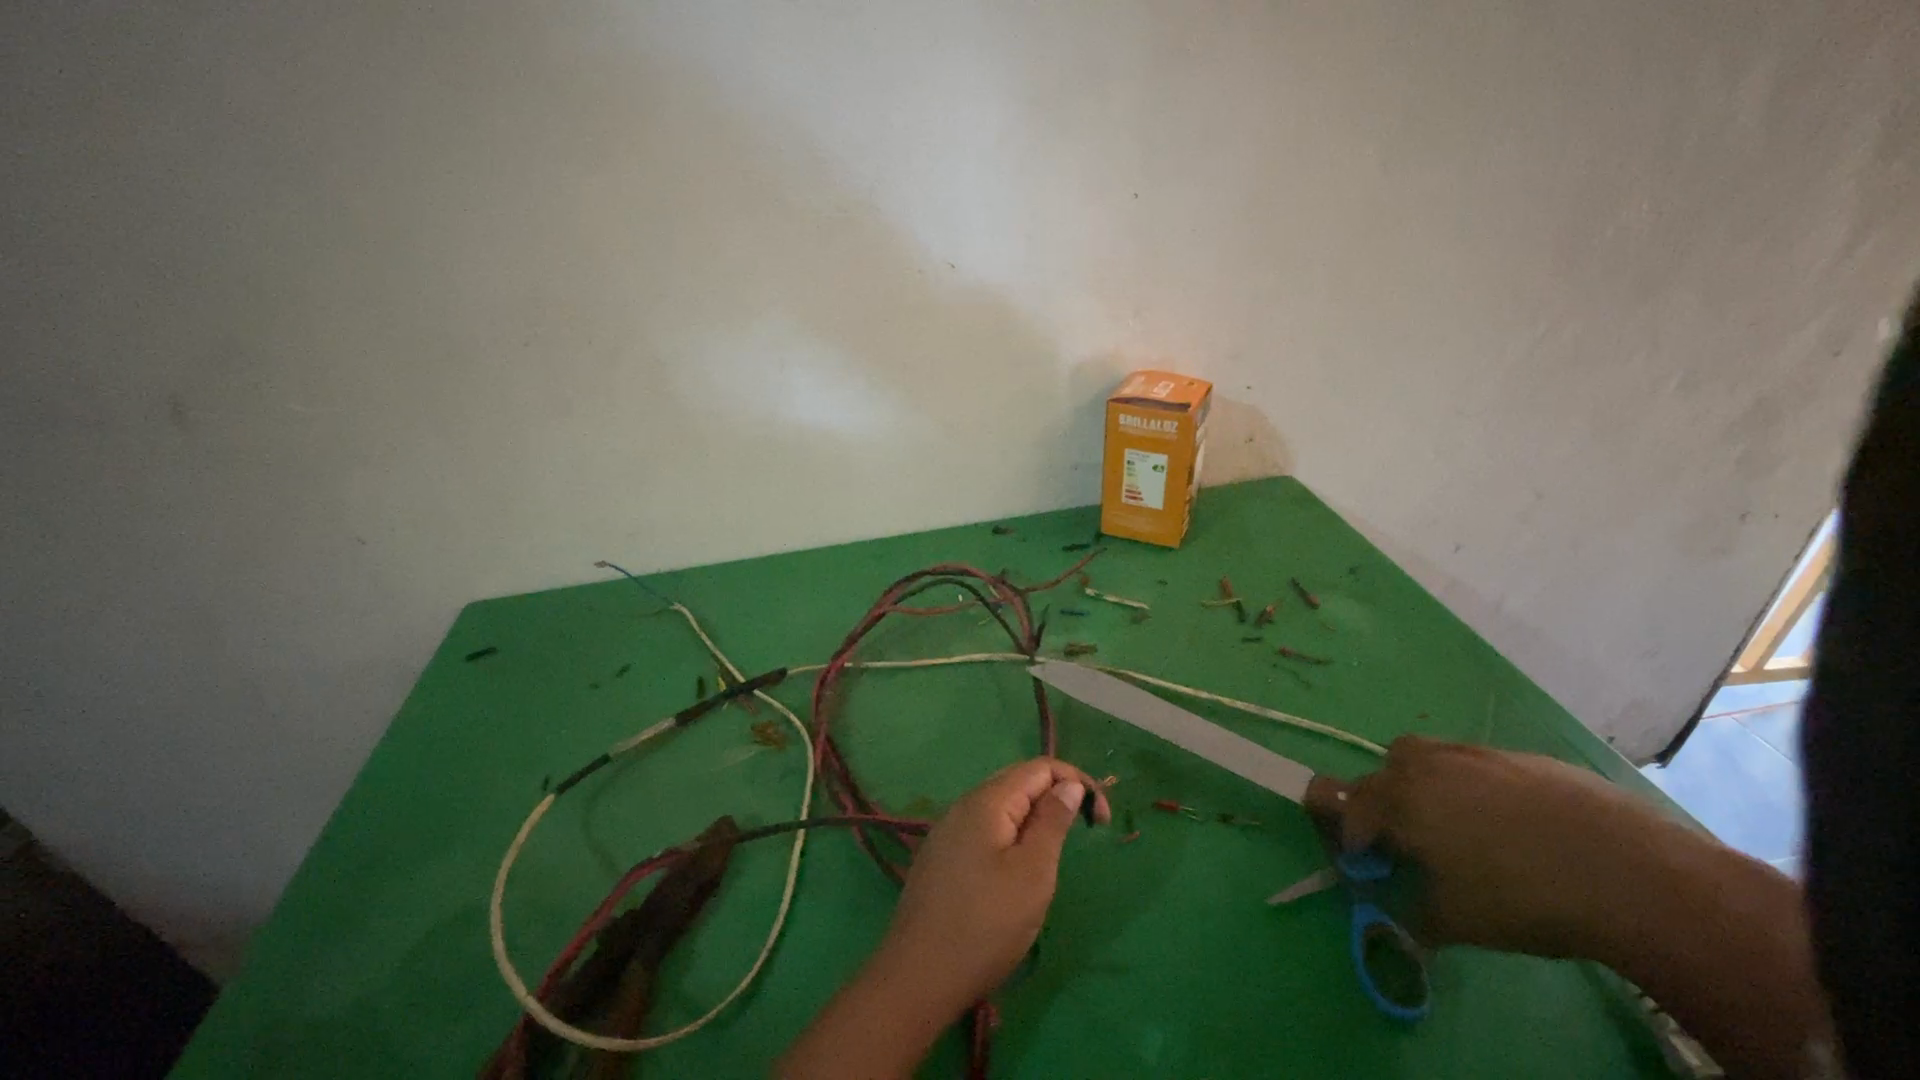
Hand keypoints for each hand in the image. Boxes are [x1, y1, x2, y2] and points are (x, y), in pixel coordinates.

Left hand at [778, 758, 1109, 1079]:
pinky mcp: (942, 858)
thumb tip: (1067, 785)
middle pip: (1018, 782)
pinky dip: (1012, 835)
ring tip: (1056, 851)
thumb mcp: (1033, 873)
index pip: (1039, 767)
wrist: (919, 976)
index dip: (1076, 782)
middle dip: (1057, 796)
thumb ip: (1052, 822)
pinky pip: (984, 830)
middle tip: (1086, 830)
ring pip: (1001, 808)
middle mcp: (963, 806)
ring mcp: (947, 833)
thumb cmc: (986, 925)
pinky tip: (1018, 867)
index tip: (1101, 821)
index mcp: (986, 802)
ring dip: (1035, 818)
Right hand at [1339, 735, 1699, 957]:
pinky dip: (1478, 788)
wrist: (1630, 872)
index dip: (1349, 834)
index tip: (1364, 863)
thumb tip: (1403, 918)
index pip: (1350, 805)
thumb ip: (1414, 915)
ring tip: (1457, 827)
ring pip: (1433, 757)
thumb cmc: (1523, 896)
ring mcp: (1481, 756)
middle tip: (1406, 837)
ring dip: (1429, 784)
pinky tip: (1514, 827)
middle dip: (1385, 797)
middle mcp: (1431, 766)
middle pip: (1387, 766)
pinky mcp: (1527, 758)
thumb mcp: (1456, 922)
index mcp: (1402, 800)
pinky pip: (1481, 766)